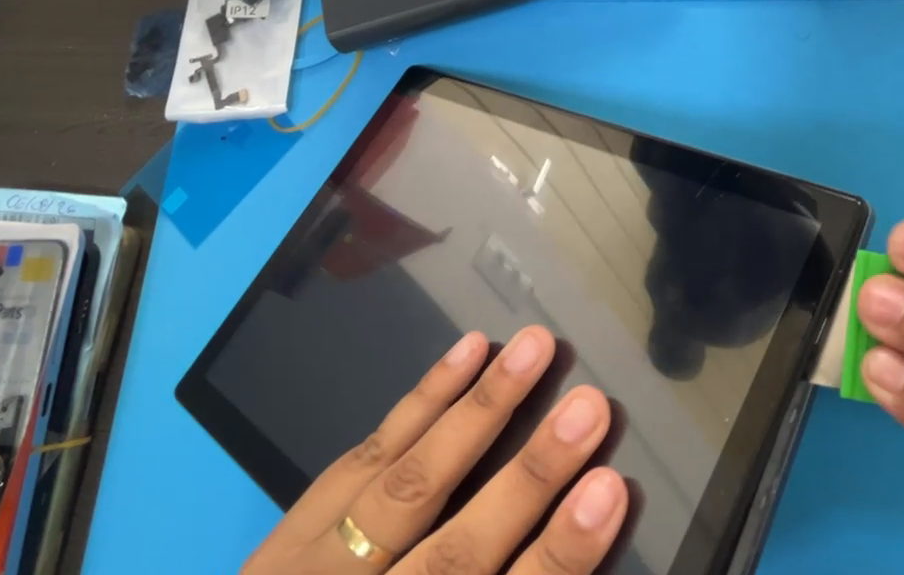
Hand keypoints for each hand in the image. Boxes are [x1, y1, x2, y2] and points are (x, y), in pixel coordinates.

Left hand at [243, 325, 628, 574]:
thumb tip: (571, 536)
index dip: (559, 556)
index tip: (612, 490)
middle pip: (455, 554)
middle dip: (529, 477)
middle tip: (591, 406)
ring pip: (407, 485)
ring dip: (478, 410)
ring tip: (535, 349)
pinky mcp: (292, 536)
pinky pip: (363, 459)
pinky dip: (422, 402)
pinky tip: (468, 352)